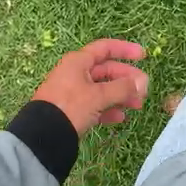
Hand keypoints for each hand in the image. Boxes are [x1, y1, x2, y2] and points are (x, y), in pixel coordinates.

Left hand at [32, 39, 150, 134]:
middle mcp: (75, 73)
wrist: (41, 137)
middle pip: (106, 71)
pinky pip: (95, 105)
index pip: (106, 48)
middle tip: (144, 89)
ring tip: (137, 106)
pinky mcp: (71, 110)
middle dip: (126, 80)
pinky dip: (108, 109)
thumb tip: (143, 82)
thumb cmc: (70, 106)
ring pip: (102, 89)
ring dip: (121, 96)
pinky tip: (120, 118)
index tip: (143, 56)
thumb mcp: (98, 96)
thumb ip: (122, 88)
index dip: (125, 50)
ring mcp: (73, 92)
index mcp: (79, 62)